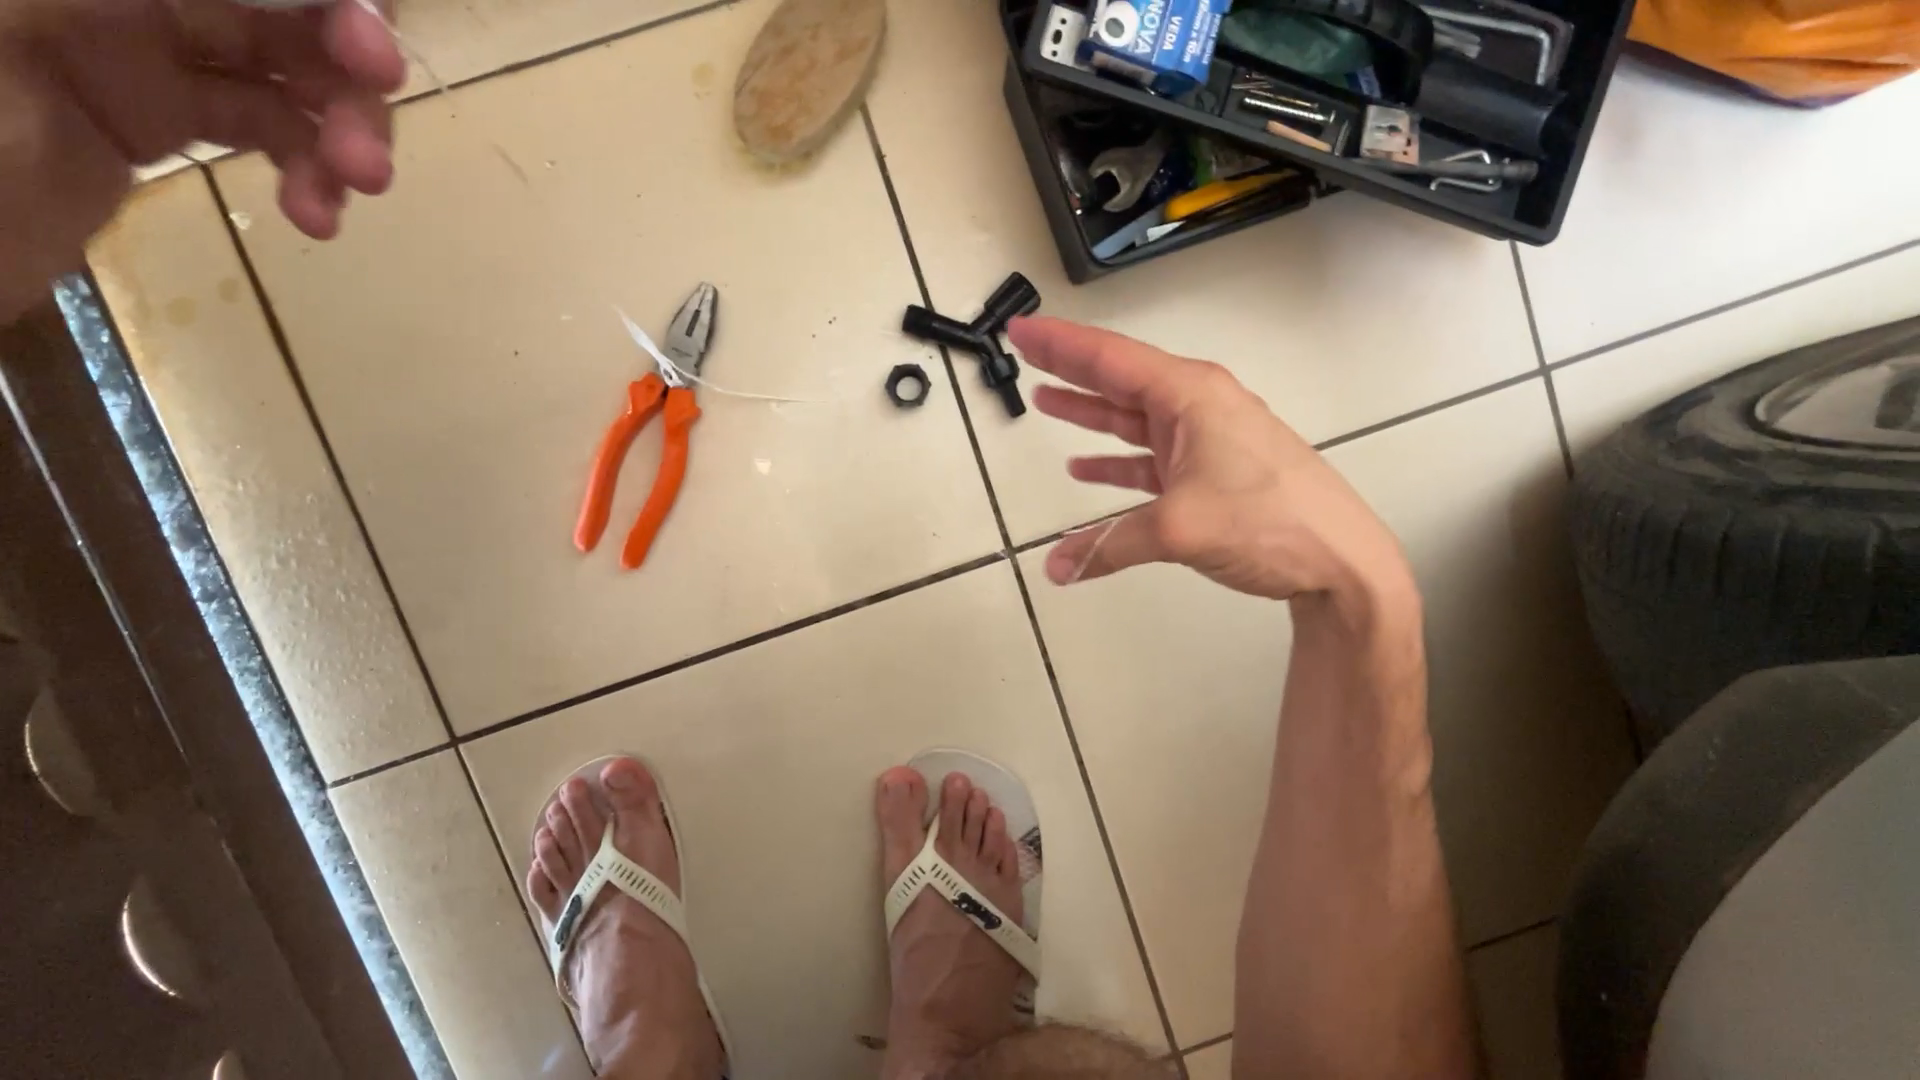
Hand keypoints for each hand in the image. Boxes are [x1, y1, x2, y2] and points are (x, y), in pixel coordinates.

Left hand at [0, 0, 404, 319]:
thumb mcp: (28, 18)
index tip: (372, 49)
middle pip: (282, 3)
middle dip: (347, 67)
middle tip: (374, 138)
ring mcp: (136, 39)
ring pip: (286, 69)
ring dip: (342, 132)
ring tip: (360, 187)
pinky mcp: (154, 111)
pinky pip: (261, 127)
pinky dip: (307, 172)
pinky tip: (317, 215)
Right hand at [1013, 316, 1414, 603]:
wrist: (1340, 561)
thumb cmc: (1269, 522)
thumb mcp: (1180, 529)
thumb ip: (1109, 544)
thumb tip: (1055, 568)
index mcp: (1191, 395)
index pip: (1112, 358)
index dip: (1061, 344)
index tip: (1022, 329)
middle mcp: (1197, 407)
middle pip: (1120, 380)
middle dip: (1070, 368)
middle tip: (1024, 352)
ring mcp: (1206, 440)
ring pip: (1133, 419)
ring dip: (1090, 414)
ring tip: (1045, 402)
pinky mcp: (1210, 474)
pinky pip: (1150, 459)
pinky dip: (1117, 461)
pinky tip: (1086, 468)